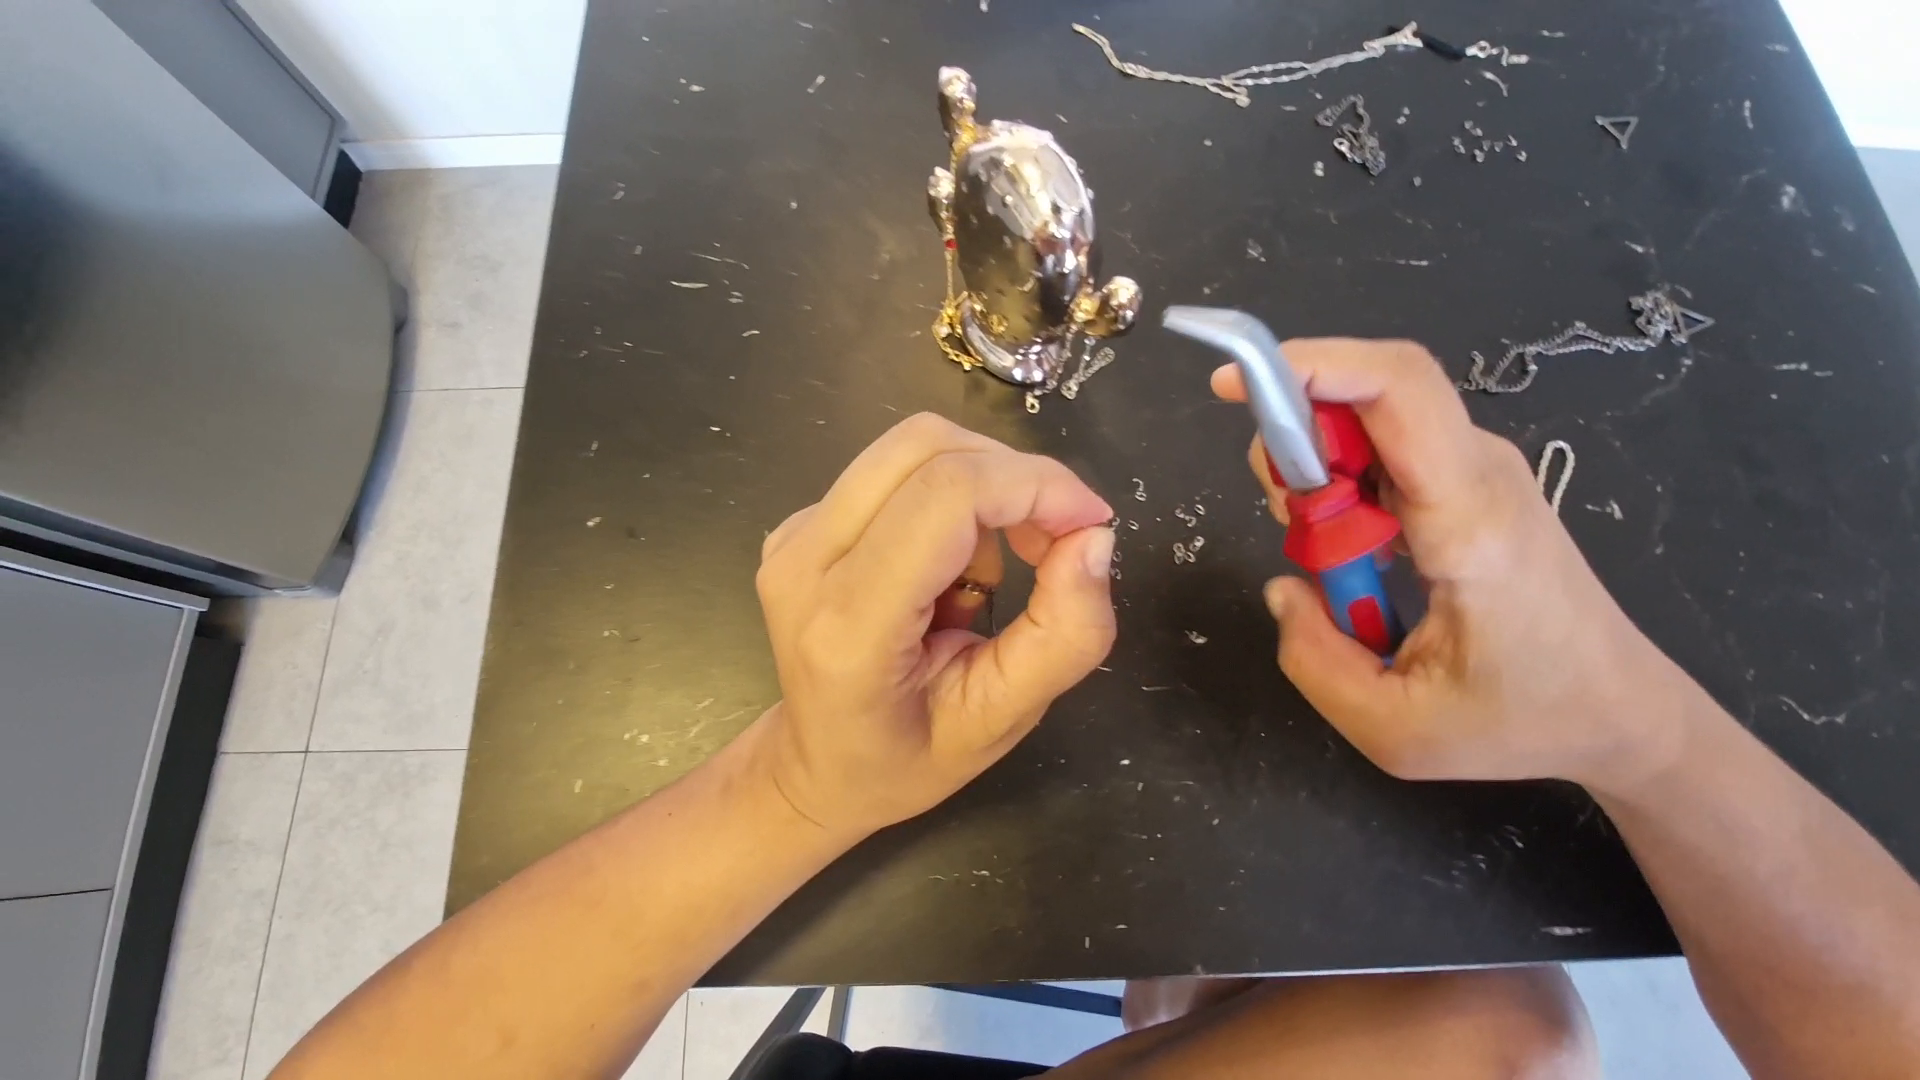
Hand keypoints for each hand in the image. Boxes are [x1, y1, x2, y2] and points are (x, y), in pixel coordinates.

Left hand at [751, 413, 1117, 837]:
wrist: (818, 766)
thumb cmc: (907, 759)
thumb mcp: (1003, 720)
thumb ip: (1064, 636)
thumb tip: (1093, 538)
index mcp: (849, 626)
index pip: (946, 497)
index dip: (1035, 486)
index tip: (1091, 521)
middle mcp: (805, 562)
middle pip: (927, 448)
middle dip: (1016, 477)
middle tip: (1056, 540)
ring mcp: (794, 536)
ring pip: (912, 446)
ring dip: (985, 483)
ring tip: (1007, 559)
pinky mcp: (800, 524)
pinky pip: (894, 470)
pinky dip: (952, 496)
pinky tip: (957, 560)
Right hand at [1214, 340, 1690, 790]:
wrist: (1622, 715)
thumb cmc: (1521, 724)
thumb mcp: (1394, 730)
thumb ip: (1311, 659)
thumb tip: (1283, 588)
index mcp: (1468, 521)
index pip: (1395, 390)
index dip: (1308, 364)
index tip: (1232, 384)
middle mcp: (1480, 474)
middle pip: (1372, 393)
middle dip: (1297, 429)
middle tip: (1285, 517)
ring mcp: (1480, 472)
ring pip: (1373, 417)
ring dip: (1316, 462)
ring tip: (1322, 551)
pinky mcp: (1471, 484)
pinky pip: (1386, 447)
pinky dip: (1340, 477)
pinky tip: (1346, 544)